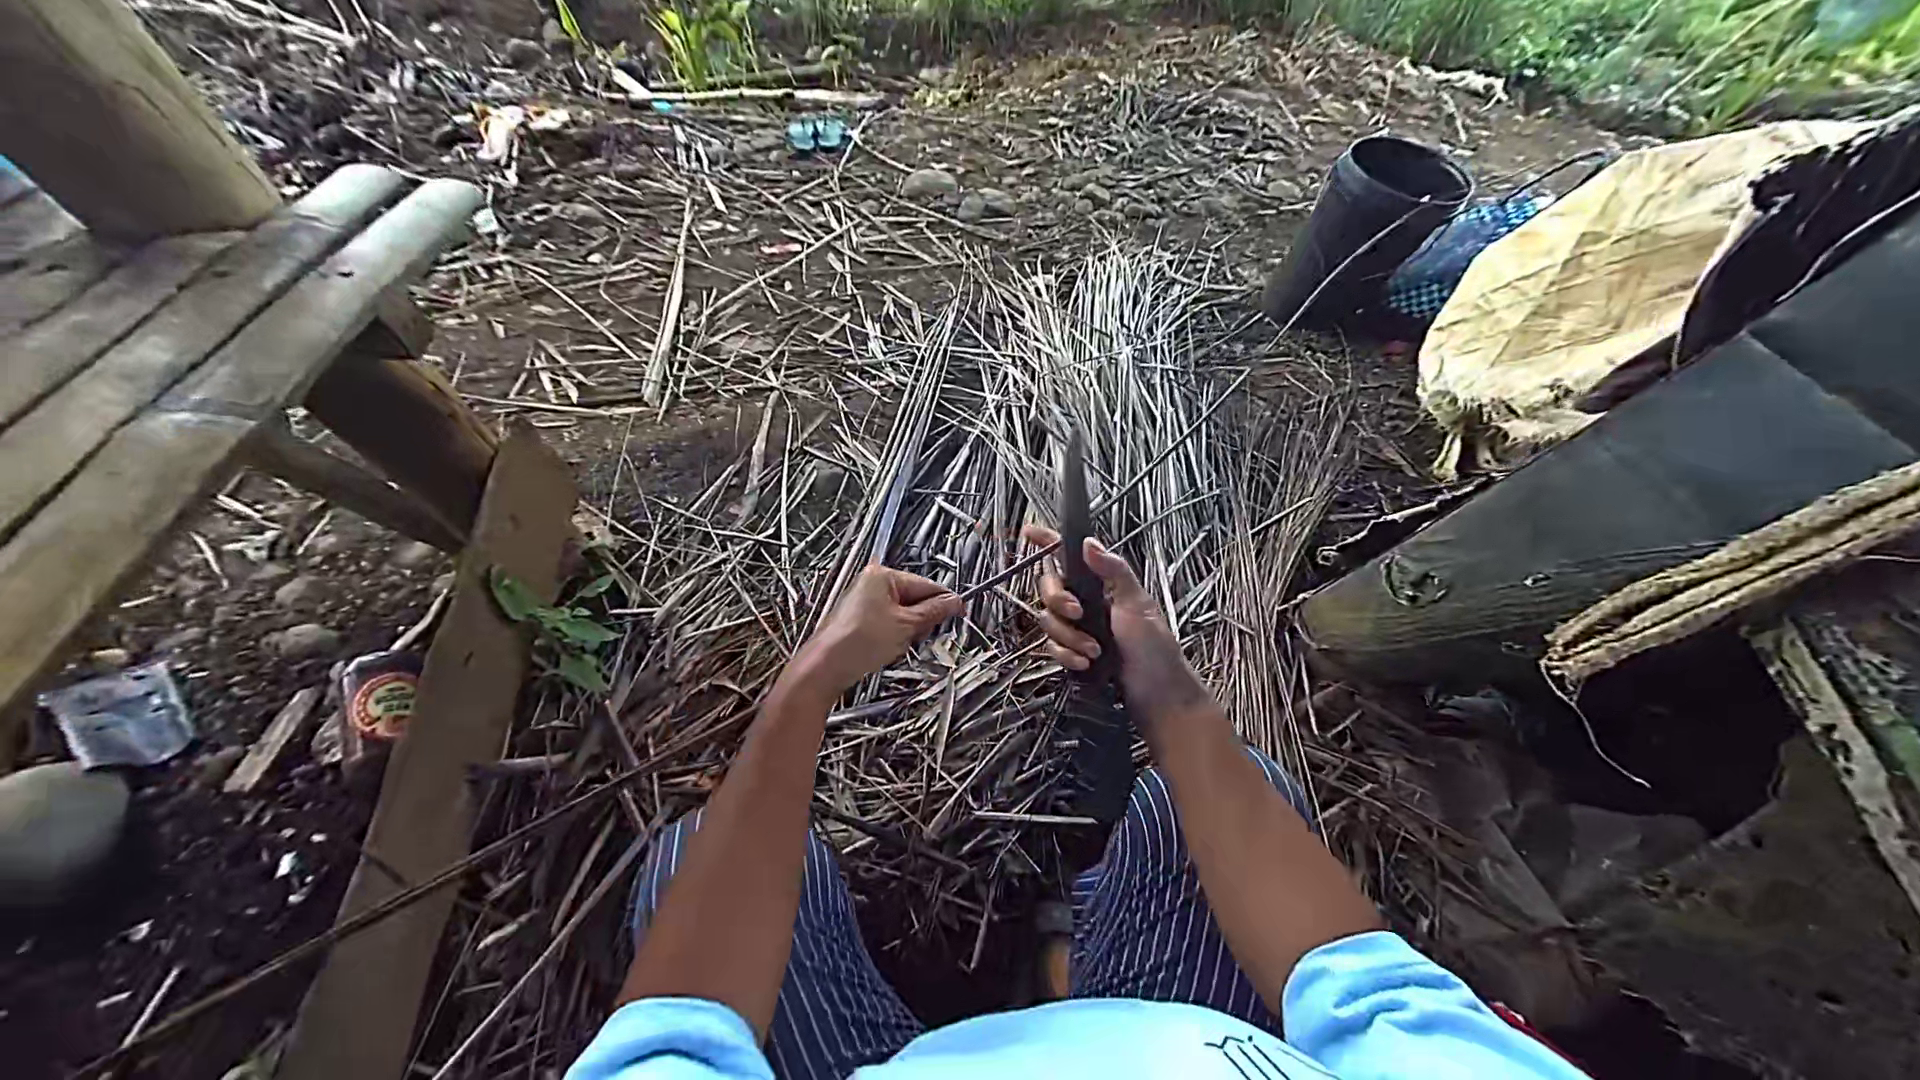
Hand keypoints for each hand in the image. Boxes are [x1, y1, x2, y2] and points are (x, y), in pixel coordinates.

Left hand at [788, 562, 962, 697]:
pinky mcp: (862, 620)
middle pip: (915, 598)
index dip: (945, 601)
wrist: (827, 667)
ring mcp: (866, 601)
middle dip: (923, 618)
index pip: (926, 584)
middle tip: (922, 634)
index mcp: (883, 576)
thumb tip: (954, 602)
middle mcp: (872, 583)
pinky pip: (891, 623)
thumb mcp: (907, 625)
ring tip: (901, 643)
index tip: (960, 613)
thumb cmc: (858, 642)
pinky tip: (890, 647)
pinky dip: (897, 635)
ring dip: (911, 629)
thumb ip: (935, 612)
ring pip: (904, 613)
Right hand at [1023, 524, 1212, 729]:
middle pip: (1049, 588)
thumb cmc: (1155, 649)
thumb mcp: (1138, 604)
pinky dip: (1066, 655)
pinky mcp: (1072, 652)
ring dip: (1069, 637)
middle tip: (1077, 614)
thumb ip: (1114, 571)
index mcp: (1102, 585)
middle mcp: (1086, 602)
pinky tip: (1085, 663)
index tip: (1030, 532)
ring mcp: (1078, 628)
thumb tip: (1089, 543)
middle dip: (1058, 601)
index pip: (1071, 557)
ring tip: (1094, 650)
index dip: (1049, 542)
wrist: (1156, 695)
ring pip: (1049, 621)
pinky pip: (1052, 647)